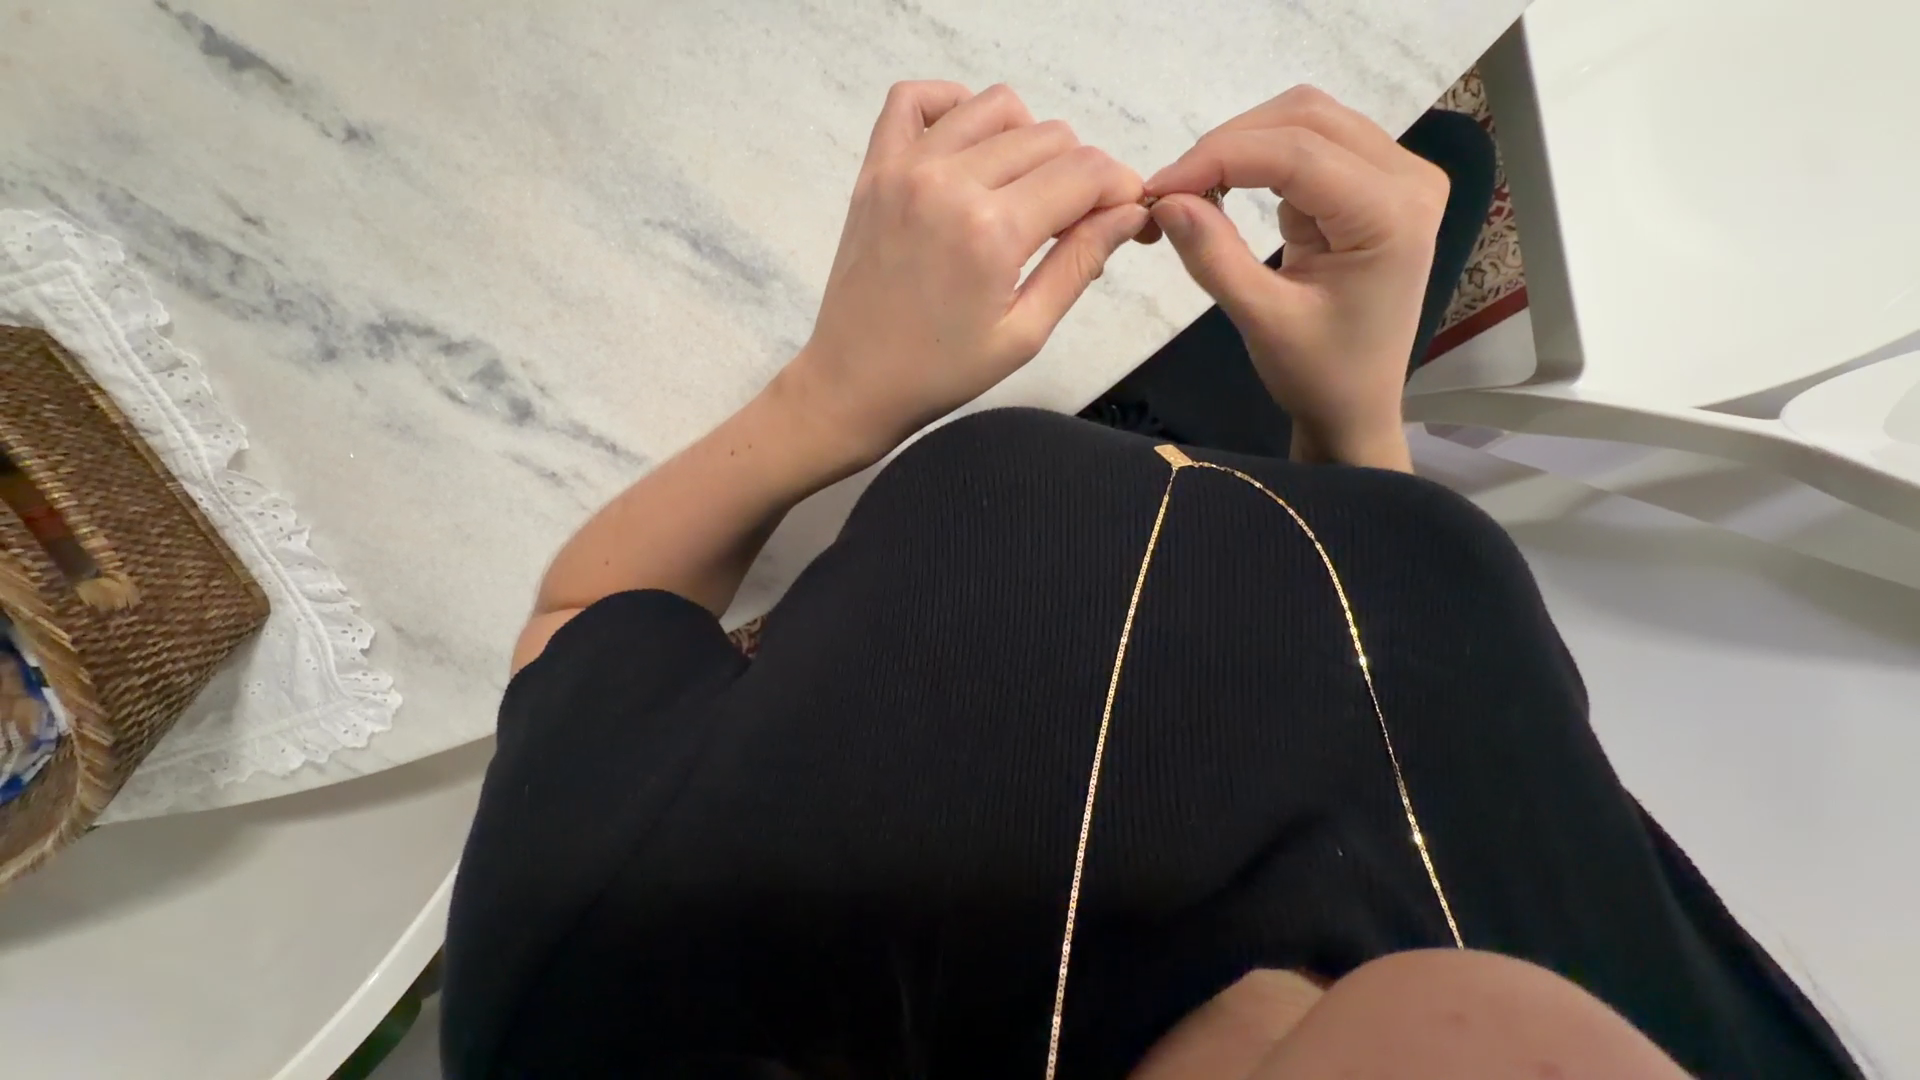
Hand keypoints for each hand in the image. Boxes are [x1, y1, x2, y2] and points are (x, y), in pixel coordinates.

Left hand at [782, 81, 1147, 463]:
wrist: (854, 383)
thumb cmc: (940, 373)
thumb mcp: (1023, 334)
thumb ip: (1079, 264)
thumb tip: (1129, 213)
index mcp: (992, 231)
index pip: (1085, 172)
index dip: (1120, 188)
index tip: (1125, 214)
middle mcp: (950, 183)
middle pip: (1048, 137)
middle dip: (1081, 173)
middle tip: (1072, 222)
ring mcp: (906, 168)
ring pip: (994, 107)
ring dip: (1028, 139)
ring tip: (1025, 191)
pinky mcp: (875, 170)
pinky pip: (915, 100)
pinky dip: (954, 108)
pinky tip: (971, 150)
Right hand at [1144, 86, 1448, 469]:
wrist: (1355, 407)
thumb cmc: (1318, 375)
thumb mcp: (1262, 320)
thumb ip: (1214, 256)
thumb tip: (1163, 201)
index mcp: (1392, 214)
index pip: (1298, 152)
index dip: (1220, 157)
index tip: (1158, 188)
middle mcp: (1408, 179)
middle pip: (1306, 118)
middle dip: (1229, 144)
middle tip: (1171, 189)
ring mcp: (1395, 179)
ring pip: (1307, 123)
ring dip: (1242, 147)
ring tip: (1191, 191)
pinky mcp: (1372, 188)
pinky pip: (1310, 150)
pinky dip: (1258, 163)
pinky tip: (1224, 195)